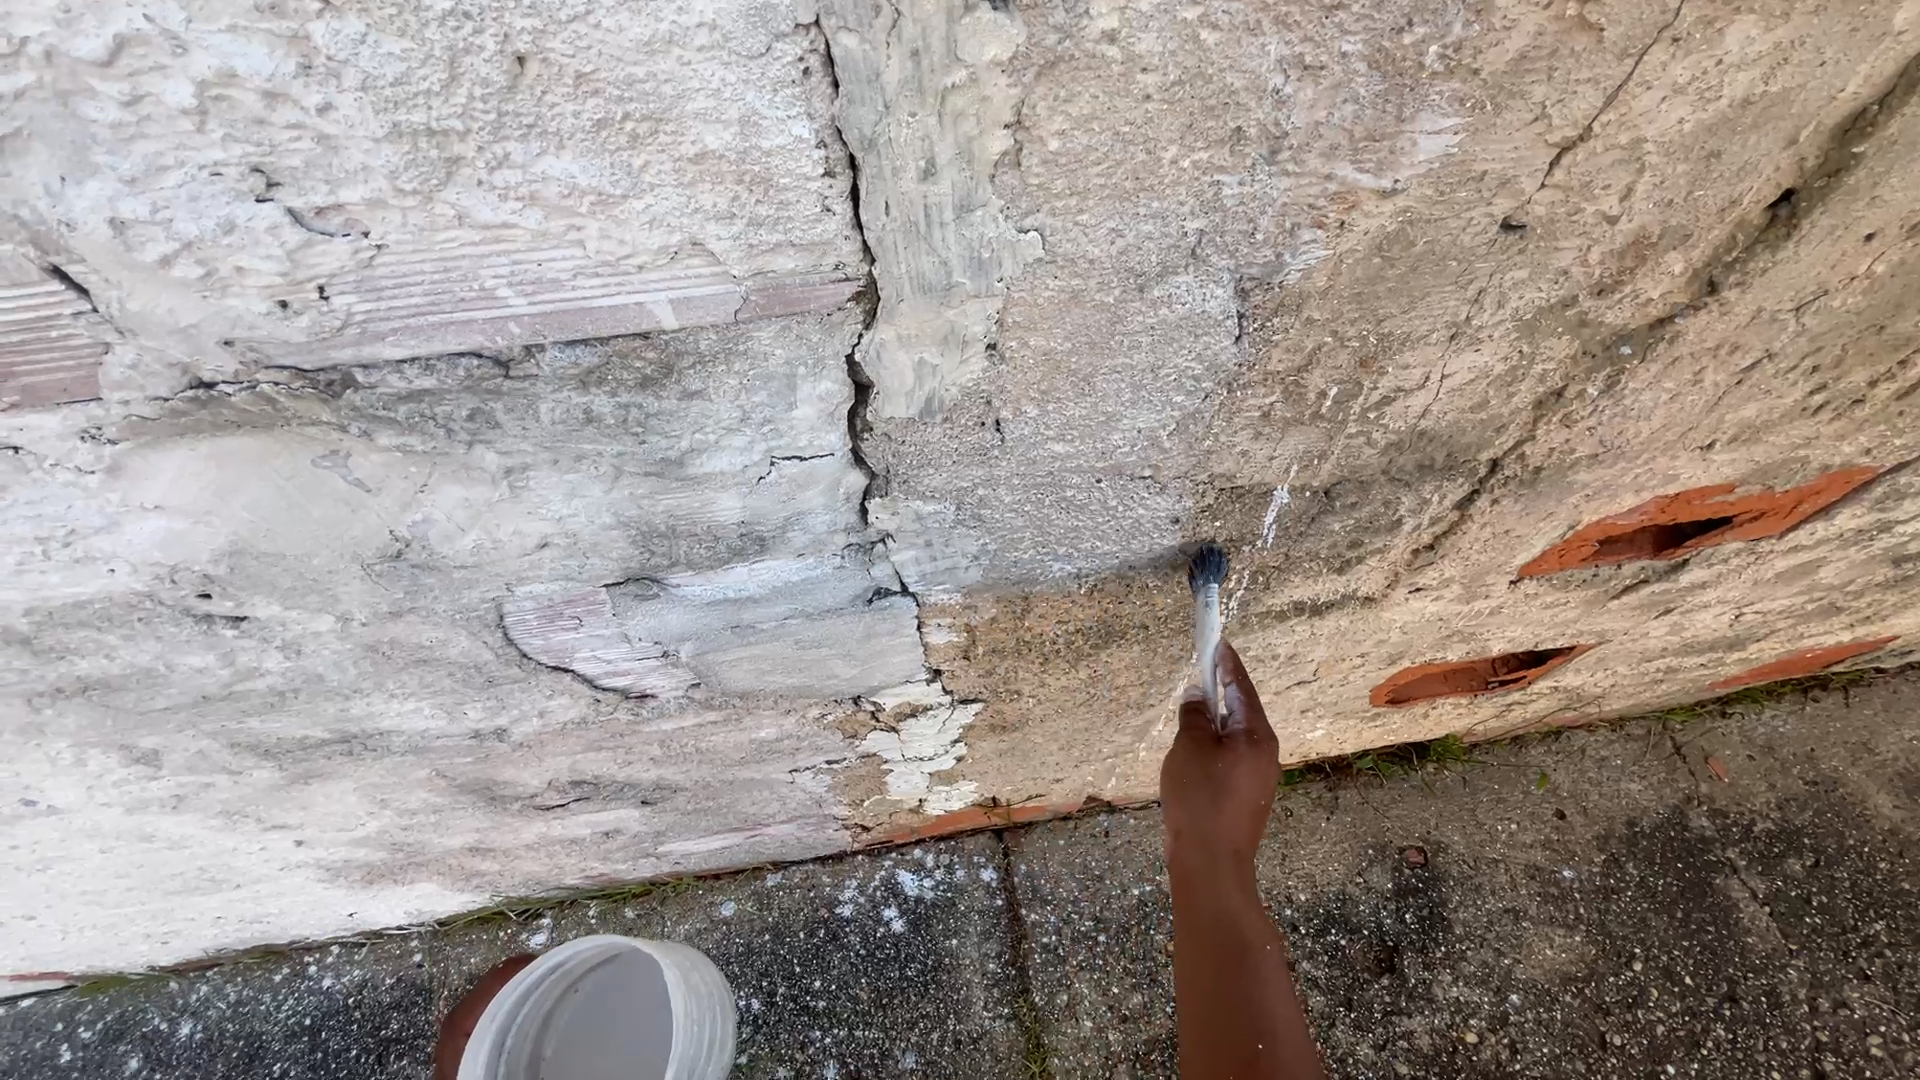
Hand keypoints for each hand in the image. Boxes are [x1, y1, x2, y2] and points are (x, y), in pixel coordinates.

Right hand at [1160, 640, 1279, 872]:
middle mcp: (1265, 752)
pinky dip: (1213, 744)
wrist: (1210, 862)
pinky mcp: (1245, 795)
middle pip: (1241, 710)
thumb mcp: (1190, 747)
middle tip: (1200, 670)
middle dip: (1220, 691)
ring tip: (1191, 708)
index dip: (1227, 662)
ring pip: (1234, 735)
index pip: (1241, 686)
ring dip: (1214, 720)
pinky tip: (1193, 748)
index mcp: (1257, 735)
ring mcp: (1257, 776)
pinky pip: (1230, 756)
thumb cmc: (1200, 797)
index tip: (1218, 641)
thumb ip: (1194, 716)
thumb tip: (1198, 695)